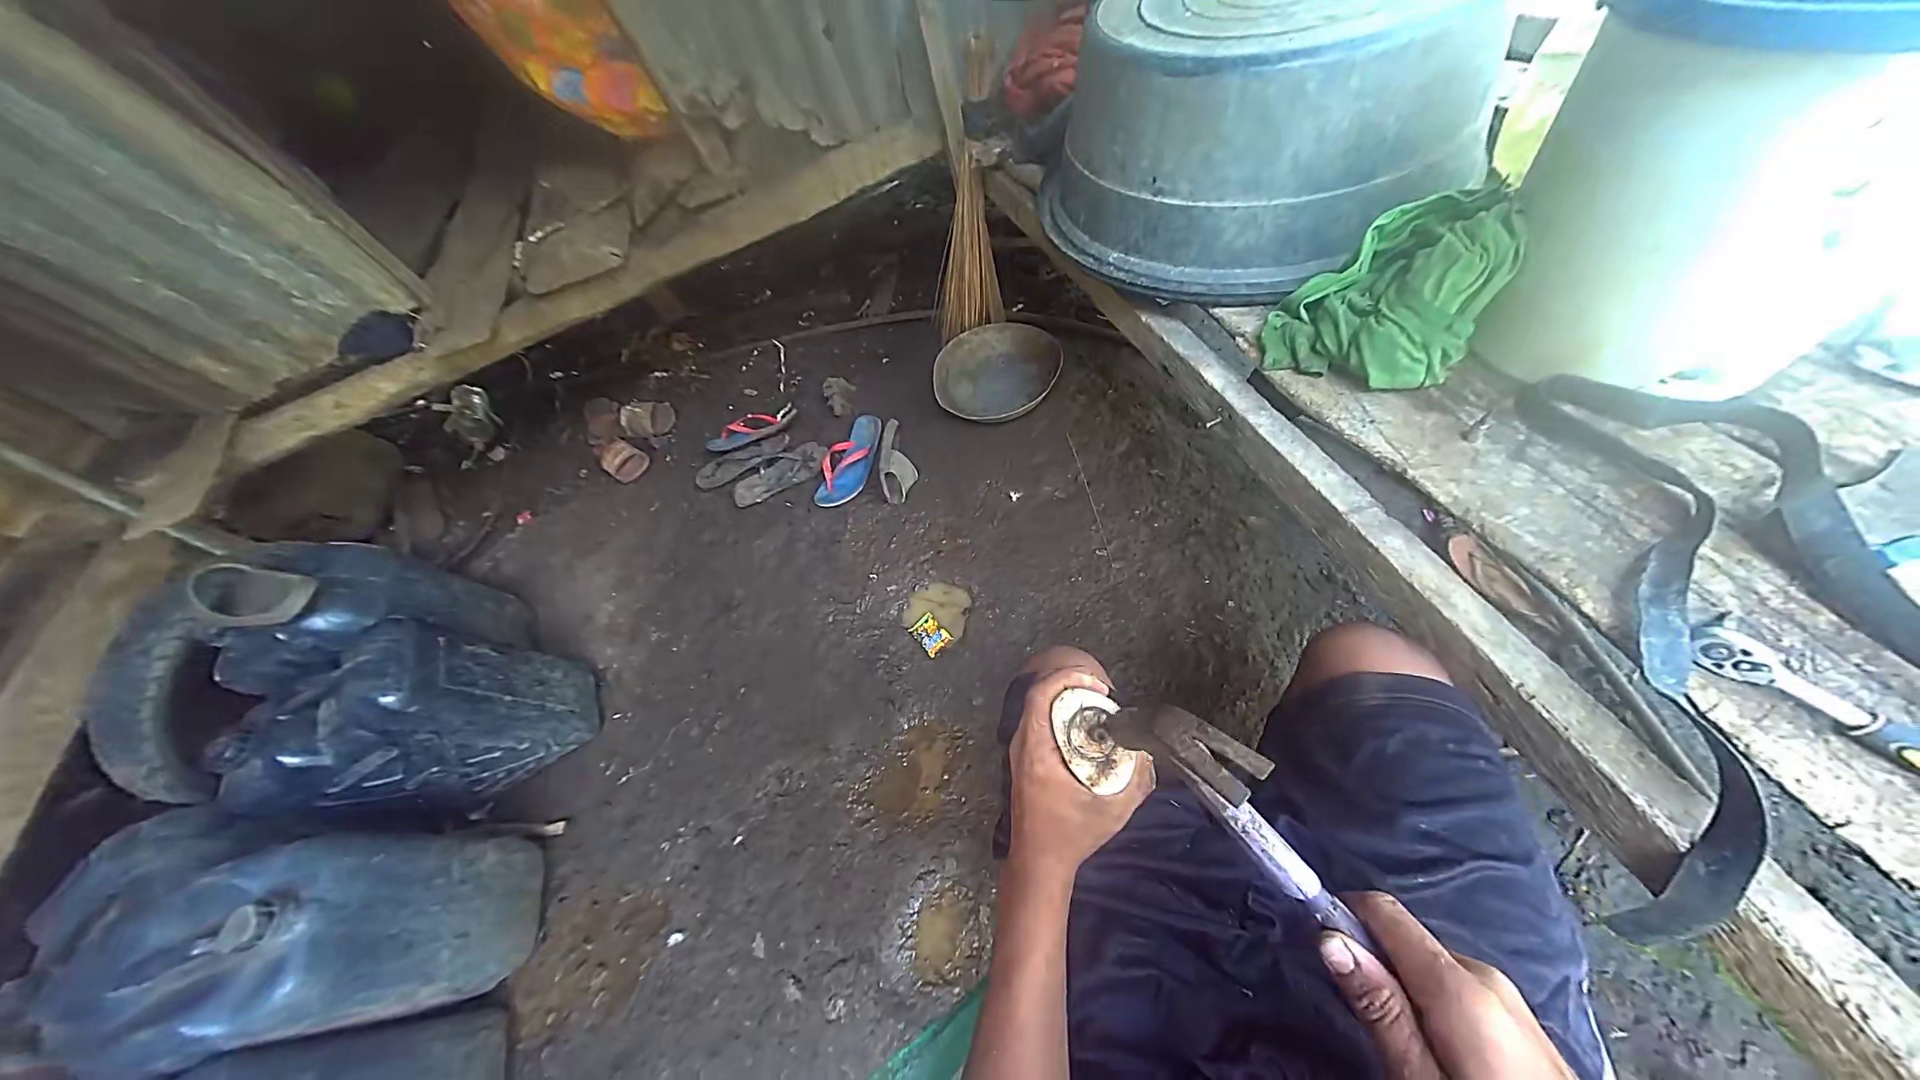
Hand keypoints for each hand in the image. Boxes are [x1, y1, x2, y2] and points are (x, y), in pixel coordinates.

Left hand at [1006, 666, 1152, 880]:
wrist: (1039, 862)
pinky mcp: (1024, 758)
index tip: (1095, 683)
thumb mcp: (1112, 809)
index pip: (1040, 695)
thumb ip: (1137, 780)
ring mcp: (1019, 751)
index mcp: (1035, 750)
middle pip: (1038, 695)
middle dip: (1070, 683)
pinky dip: (1059, 713)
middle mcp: (1022, 745)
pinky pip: (1039, 721)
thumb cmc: (1068, 838)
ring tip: (1094, 702)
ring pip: (1037, 707)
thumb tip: (1148, 753)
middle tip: (1099, 690)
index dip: (1067, 678)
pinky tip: (1081, 725)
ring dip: (1064, 698)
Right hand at [1320, 892, 1576, 1079]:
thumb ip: (1380, 1008)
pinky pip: (1461, 993)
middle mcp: (1488, 977)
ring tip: (1403, 1046)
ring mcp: (1514, 1002)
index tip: (1318, 945)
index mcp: (1459, 984)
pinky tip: (1441, 1054)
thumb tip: (1329, 938)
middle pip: (1405, 940)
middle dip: (1375, 966)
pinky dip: (1434, 1007)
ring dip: (1404, 990)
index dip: (1342, 917)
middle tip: (1362, 1020)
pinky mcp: (1527, 1027)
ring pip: (1431, 968)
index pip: (1382, 909)